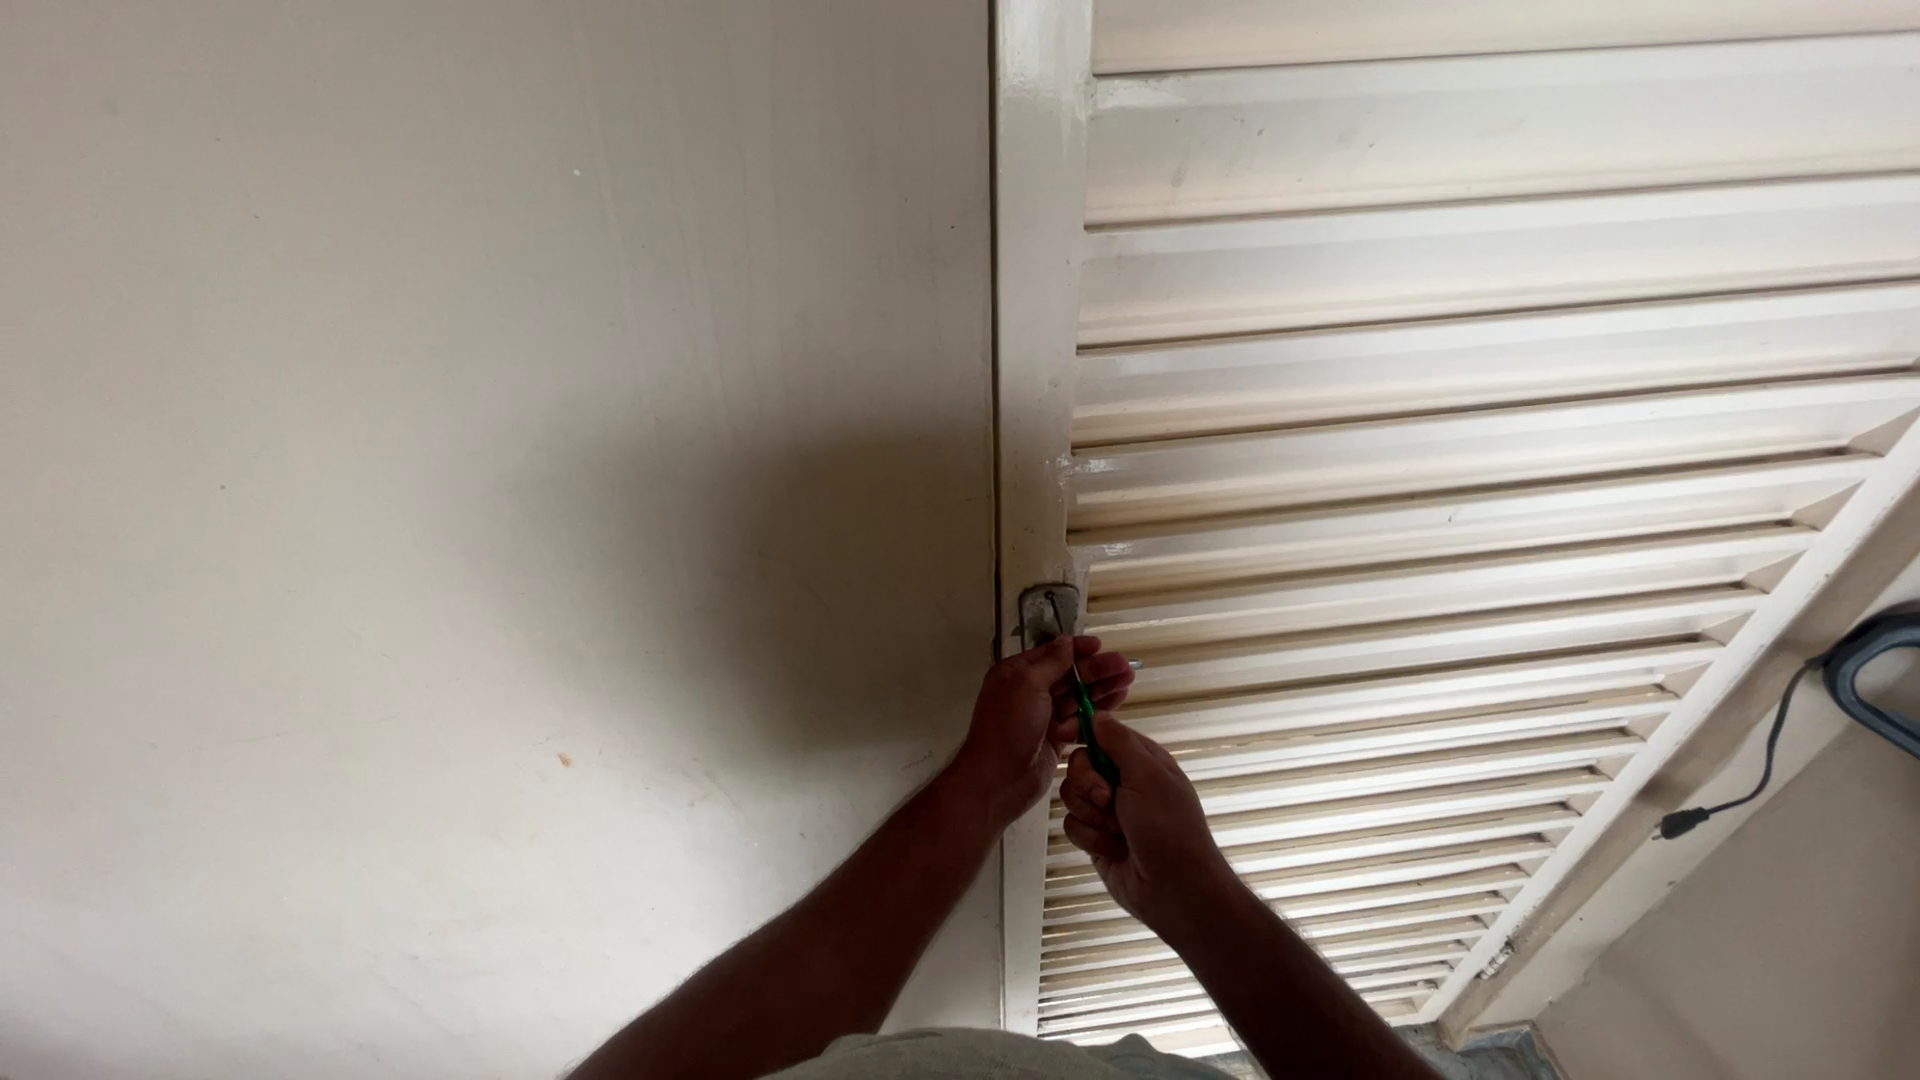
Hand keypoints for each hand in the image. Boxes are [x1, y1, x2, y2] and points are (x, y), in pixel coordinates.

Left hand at [947, 636, 1133, 827]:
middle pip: (1068, 675)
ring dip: (1101, 689)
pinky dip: (1095, 713)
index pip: (1051, 654)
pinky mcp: (1055, 737)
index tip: (1100, 646)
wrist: (999, 779)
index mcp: (1016, 673)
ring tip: (1126, 682)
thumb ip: (1051, 663)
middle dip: (1096, 670)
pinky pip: (1079, 720)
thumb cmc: (1009, 726)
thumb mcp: (1027, 685)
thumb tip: (1065, 641)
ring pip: (1077, 697)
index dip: (1077, 649)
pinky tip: (1115, 704)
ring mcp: (1043, 716)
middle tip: (1124, 667)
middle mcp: (1029, 691)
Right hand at [1059, 713, 1237, 936]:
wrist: (1174, 889)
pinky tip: (1114, 849)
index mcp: (1140, 760)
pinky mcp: (1095, 838)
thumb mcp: (1148, 775)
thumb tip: (1098, 714)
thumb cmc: (1168, 826)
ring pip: (1071, 796)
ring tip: (1117, 830)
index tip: (1068, 735)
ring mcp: (1107, 811)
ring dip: (1092, 815)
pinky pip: (1073, 826)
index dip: (1084, 734)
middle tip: (1108, 800)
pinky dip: (1091, 838)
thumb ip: (1119, 742)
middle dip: (1087, 783)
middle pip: (1079, 765)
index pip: (1102, 734)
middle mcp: (1122, 782)